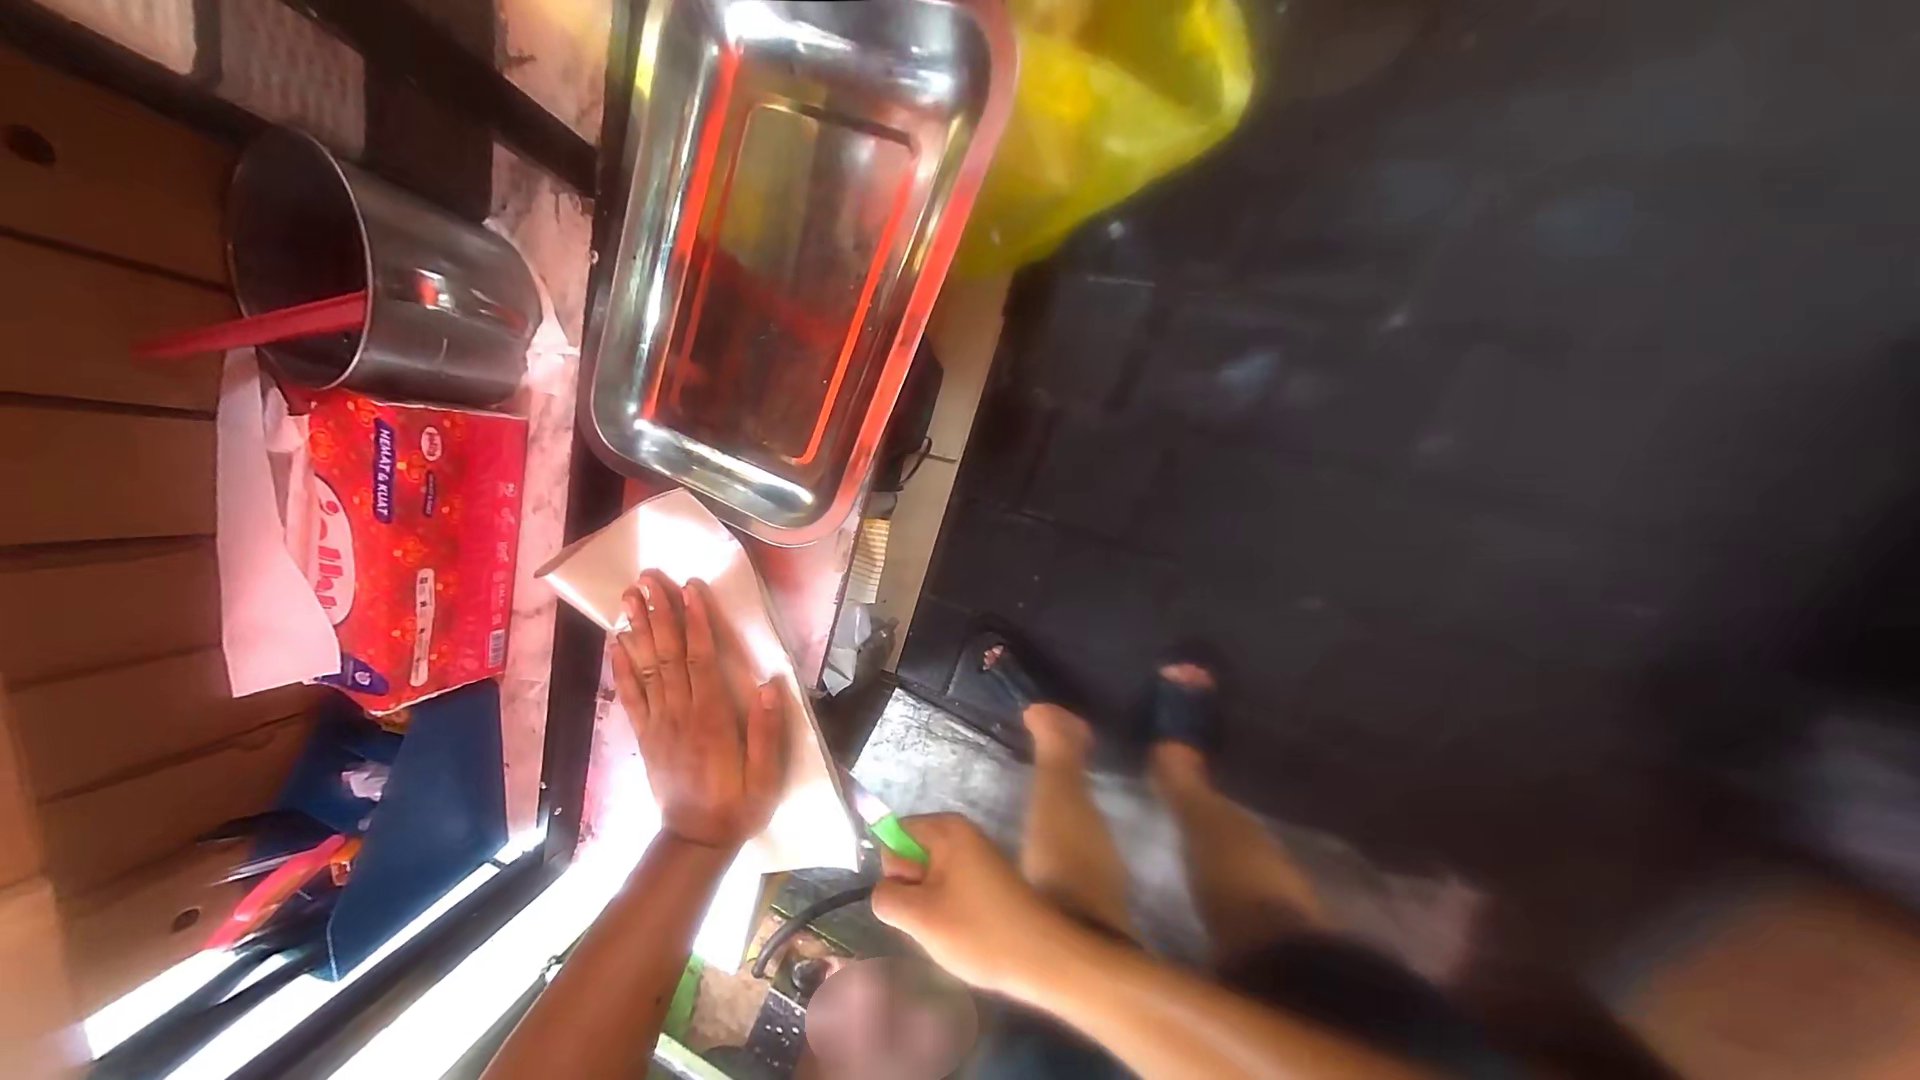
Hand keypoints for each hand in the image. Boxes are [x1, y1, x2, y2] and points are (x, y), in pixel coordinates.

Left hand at [611, 571, 787, 849]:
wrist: (696, 840)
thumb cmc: (739, 803)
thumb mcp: (767, 775)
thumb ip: (766, 730)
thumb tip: (768, 684)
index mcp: (711, 718)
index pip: (702, 660)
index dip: (697, 622)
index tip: (690, 588)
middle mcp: (680, 713)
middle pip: (668, 654)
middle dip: (660, 613)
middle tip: (649, 578)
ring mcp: (658, 723)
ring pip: (647, 667)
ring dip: (639, 629)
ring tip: (629, 597)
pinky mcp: (646, 734)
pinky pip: (630, 695)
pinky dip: (621, 666)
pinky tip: (616, 642)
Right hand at [870, 814, 1073, 994]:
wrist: (1043, 957)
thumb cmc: (979, 931)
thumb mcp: (919, 917)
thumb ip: (886, 896)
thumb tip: (885, 889)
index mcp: (946, 828)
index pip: (894, 835)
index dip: (896, 871)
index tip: (917, 896)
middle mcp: (962, 832)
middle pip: (911, 854)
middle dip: (913, 889)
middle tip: (933, 918)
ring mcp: (976, 855)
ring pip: (928, 877)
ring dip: (929, 905)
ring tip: (950, 929)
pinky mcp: (986, 878)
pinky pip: (948, 887)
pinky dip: (948, 910)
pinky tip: (965, 932)